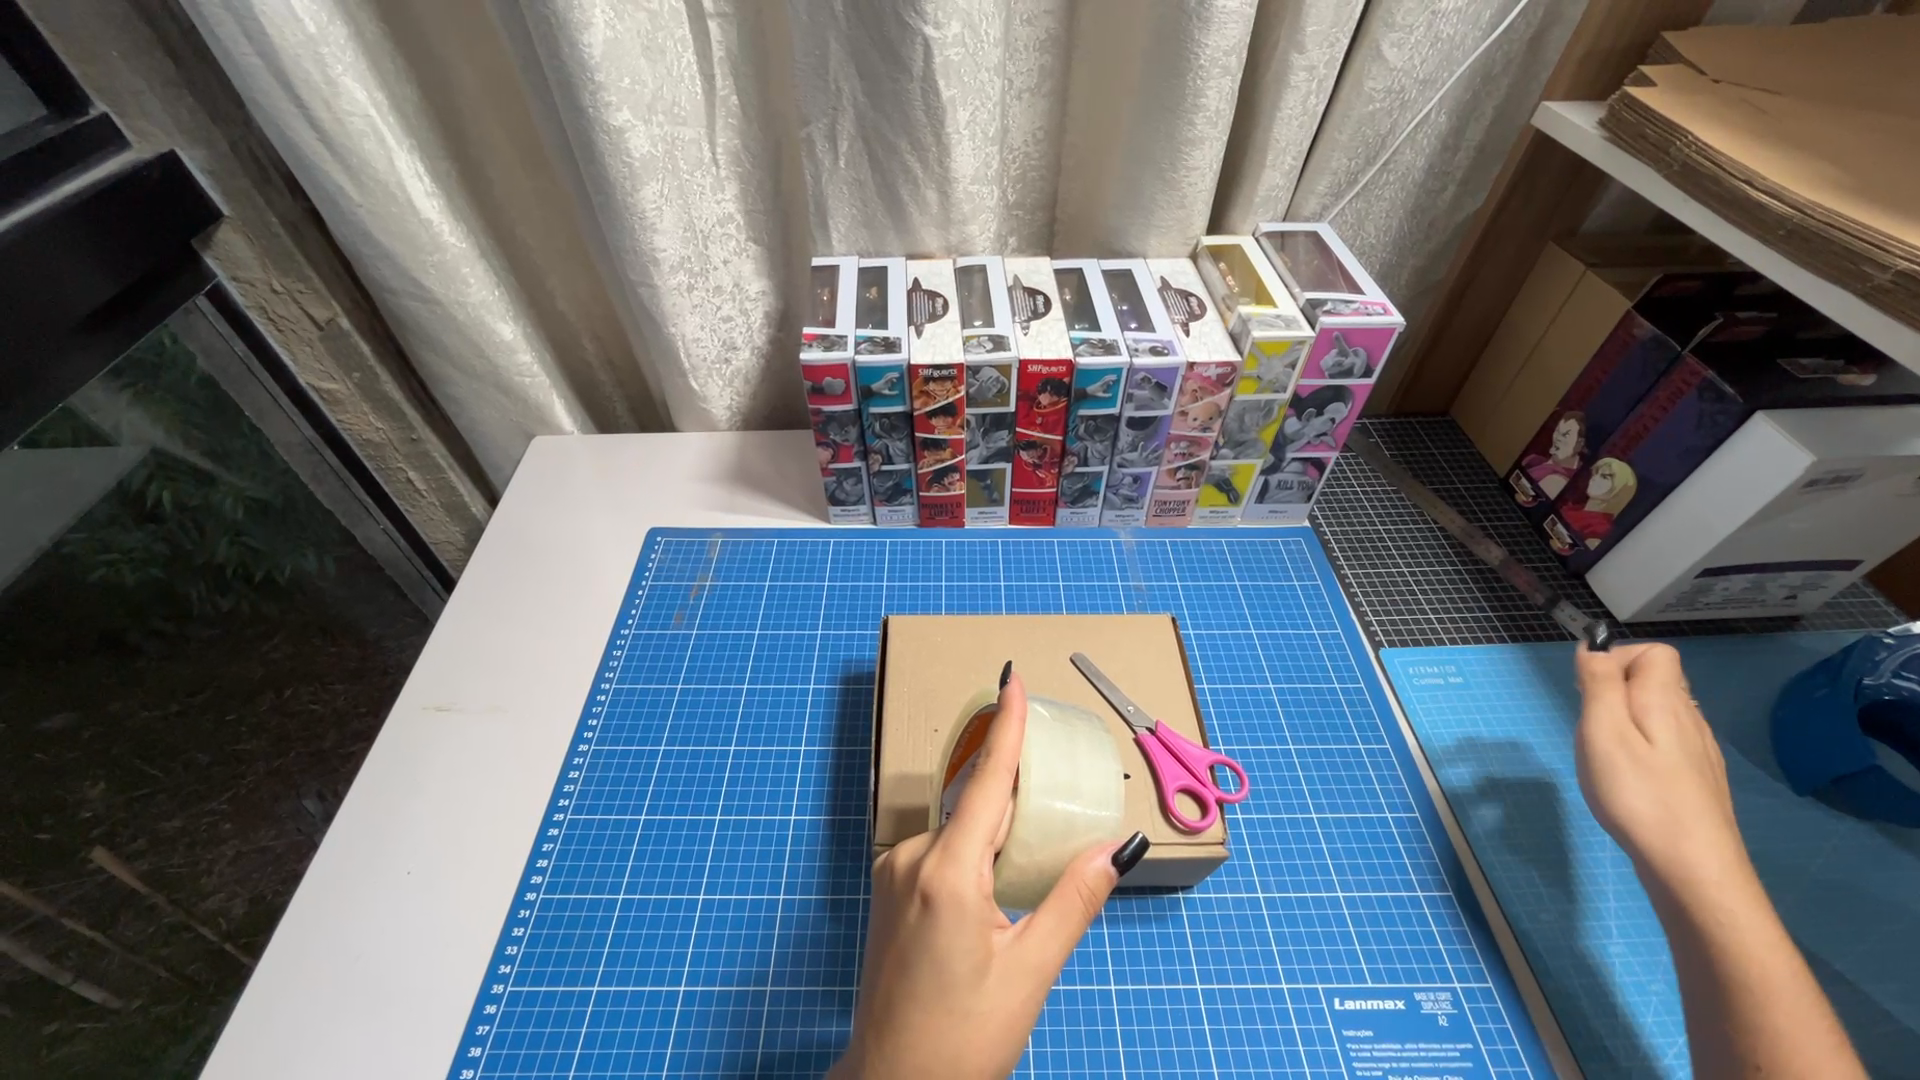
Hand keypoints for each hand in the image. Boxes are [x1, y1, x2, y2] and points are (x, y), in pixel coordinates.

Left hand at [832, 668, 1145, 1079]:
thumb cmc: (960, 1040)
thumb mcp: (1029, 972)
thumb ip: (1073, 901)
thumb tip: (1114, 848)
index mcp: (949, 873)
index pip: (987, 780)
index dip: (1005, 726)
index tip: (1012, 678)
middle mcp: (913, 858)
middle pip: (974, 800)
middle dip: (1012, 781)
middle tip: (1052, 774)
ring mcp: (894, 870)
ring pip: (957, 824)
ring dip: (994, 819)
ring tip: (1031, 841)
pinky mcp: (889, 886)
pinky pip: (939, 845)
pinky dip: (972, 842)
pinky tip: (994, 871)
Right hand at [1573, 643, 1754, 903]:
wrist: (1694, 867)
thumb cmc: (1638, 794)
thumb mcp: (1603, 732)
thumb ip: (1599, 685)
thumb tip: (1593, 649)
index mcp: (1665, 702)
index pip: (1656, 653)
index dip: (1618, 657)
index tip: (1587, 688)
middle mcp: (1689, 719)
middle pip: (1658, 680)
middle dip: (1615, 687)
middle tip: (1588, 723)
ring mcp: (1698, 751)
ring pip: (1661, 710)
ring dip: (1626, 715)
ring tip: (1602, 749)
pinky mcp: (1697, 778)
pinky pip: (1667, 738)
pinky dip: (1641, 741)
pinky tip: (1627, 773)